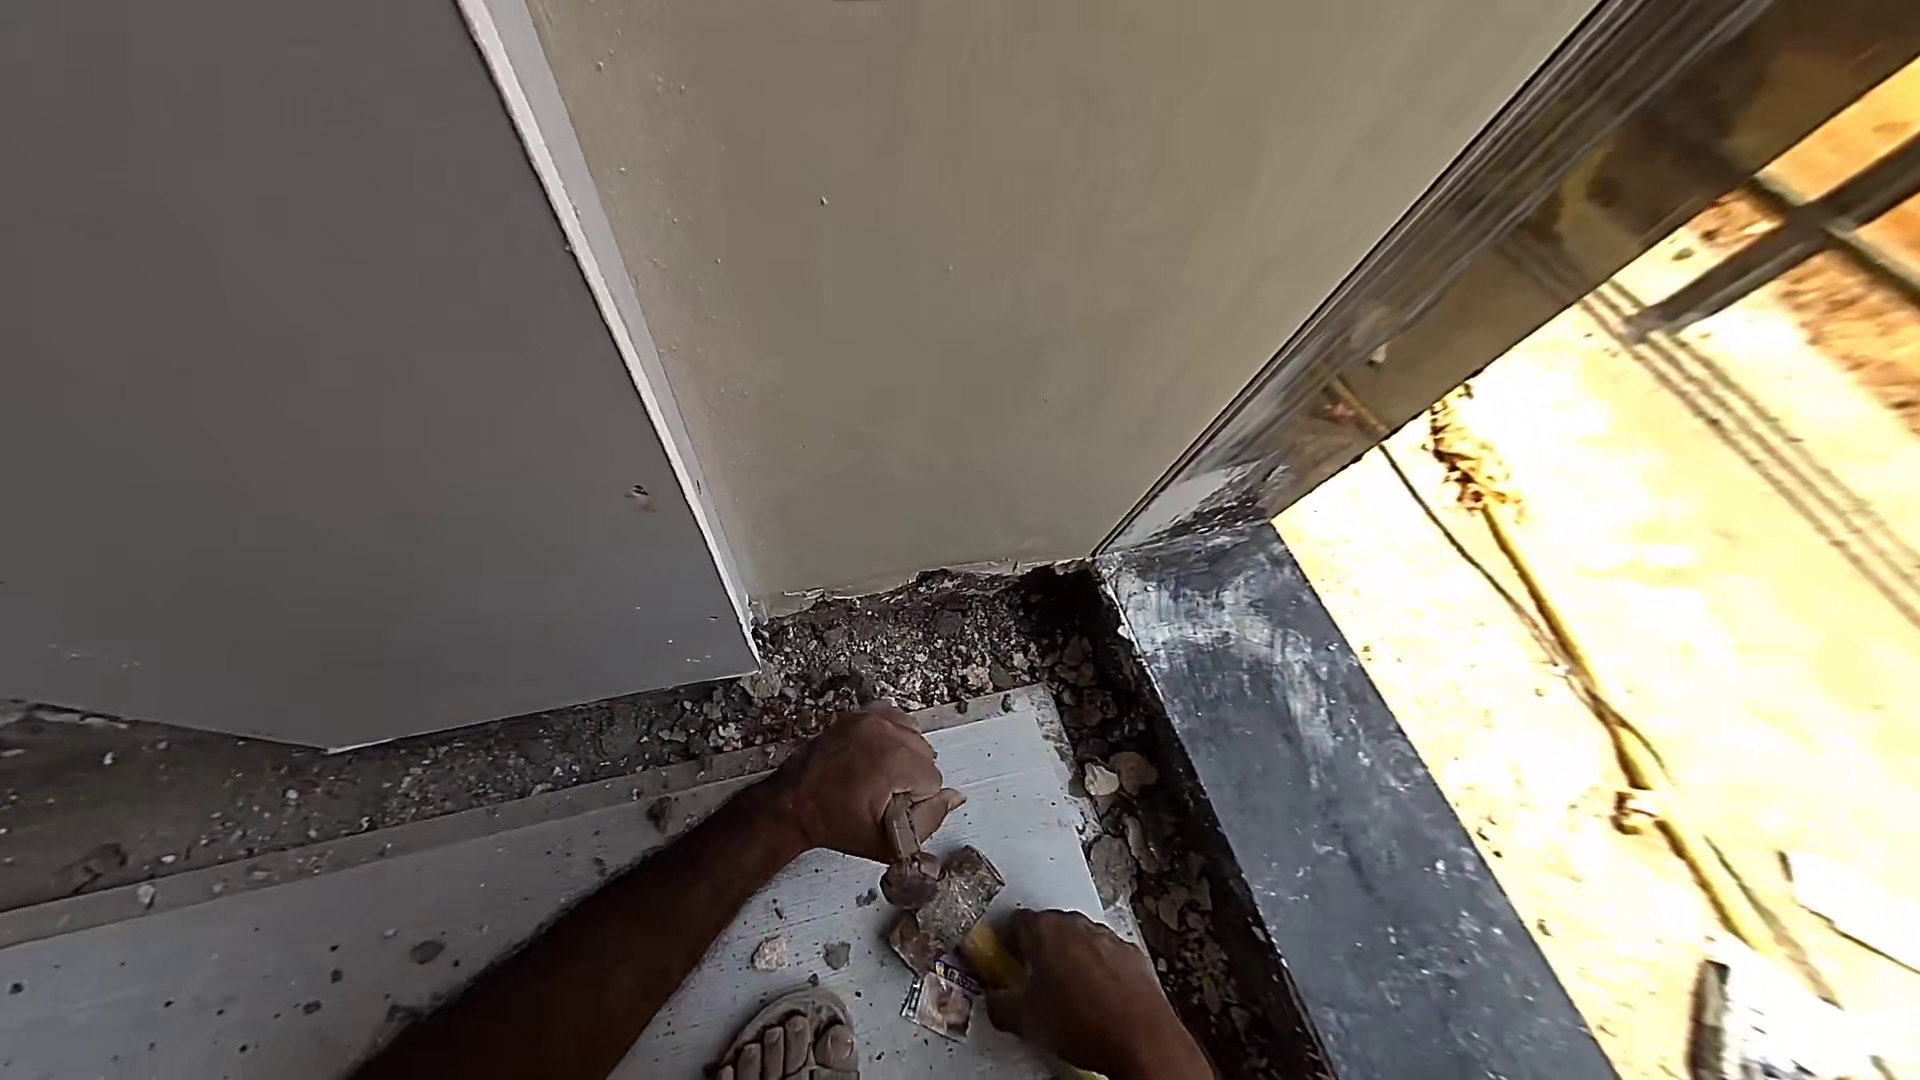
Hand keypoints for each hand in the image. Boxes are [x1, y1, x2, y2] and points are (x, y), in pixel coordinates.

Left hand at [770, 705, 965, 861]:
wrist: (794, 802)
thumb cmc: (833, 821)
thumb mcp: (885, 839)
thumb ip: (929, 821)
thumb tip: (954, 797)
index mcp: (894, 759)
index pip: (933, 779)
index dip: (914, 801)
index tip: (889, 807)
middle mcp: (885, 731)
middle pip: (926, 755)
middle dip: (910, 777)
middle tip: (881, 794)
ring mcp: (871, 718)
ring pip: (914, 737)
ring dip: (904, 756)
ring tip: (877, 776)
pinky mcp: (861, 714)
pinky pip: (896, 719)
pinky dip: (893, 735)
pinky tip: (877, 756)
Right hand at [984, 910, 1211, 1079]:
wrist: (1140, 1040)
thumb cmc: (1086, 1023)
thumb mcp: (1027, 1021)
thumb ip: (1002, 1004)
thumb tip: (997, 1004)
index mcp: (1044, 930)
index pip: (1016, 922)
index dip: (1008, 940)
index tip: (1006, 957)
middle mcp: (1075, 924)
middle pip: (1048, 927)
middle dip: (1039, 950)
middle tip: (1034, 979)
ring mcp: (1105, 936)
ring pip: (1078, 939)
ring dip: (1071, 958)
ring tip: (1068, 994)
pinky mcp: (1130, 953)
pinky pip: (1107, 954)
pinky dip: (1100, 969)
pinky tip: (1098, 999)